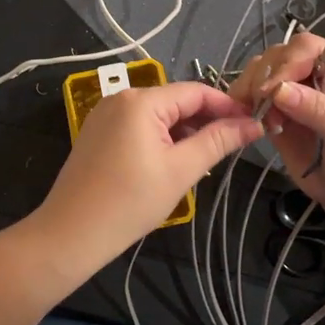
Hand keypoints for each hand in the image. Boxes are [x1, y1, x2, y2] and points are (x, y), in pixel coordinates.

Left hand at [30, 82, 262, 264]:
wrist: (71, 233)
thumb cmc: (130, 202)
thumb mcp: (181, 170)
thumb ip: (218, 141)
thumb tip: (253, 123)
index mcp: (141, 100)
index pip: (195, 91)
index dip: (227, 105)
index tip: (254, 123)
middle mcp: (120, 98)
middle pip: (175, 101)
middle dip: (206, 120)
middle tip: (236, 144)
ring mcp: (105, 115)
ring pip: (158, 115)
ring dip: (185, 131)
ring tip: (208, 157)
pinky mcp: (97, 134)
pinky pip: (138, 127)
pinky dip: (161, 138)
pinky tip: (175, 161)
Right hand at [227, 34, 324, 216]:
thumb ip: (319, 110)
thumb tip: (279, 89)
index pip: (307, 48)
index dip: (287, 63)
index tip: (272, 90)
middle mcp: (315, 74)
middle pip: (279, 55)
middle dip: (264, 77)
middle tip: (261, 108)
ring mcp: (293, 93)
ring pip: (260, 72)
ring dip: (251, 89)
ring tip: (260, 118)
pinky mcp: (276, 113)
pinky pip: (253, 97)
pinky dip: (245, 104)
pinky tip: (252, 122)